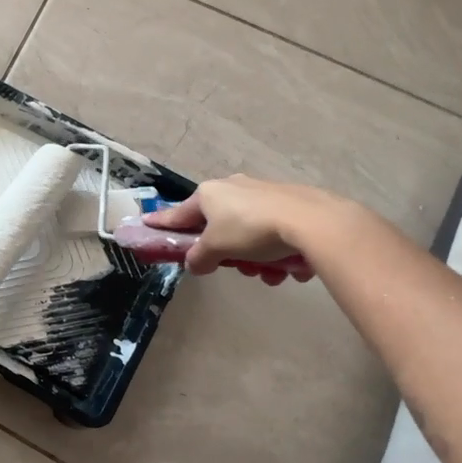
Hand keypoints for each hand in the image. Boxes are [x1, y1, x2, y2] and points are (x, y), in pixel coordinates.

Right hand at [142, 175, 353, 282]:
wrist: (314, 222)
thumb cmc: (252, 231)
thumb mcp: (217, 249)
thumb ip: (200, 258)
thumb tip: (195, 265)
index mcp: (208, 193)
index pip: (178, 213)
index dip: (162, 222)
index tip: (147, 223)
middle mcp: (233, 187)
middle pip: (219, 225)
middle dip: (228, 252)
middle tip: (237, 268)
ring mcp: (265, 192)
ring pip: (251, 231)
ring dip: (258, 257)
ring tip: (273, 275)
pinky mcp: (294, 200)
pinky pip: (277, 229)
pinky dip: (280, 249)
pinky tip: (294, 267)